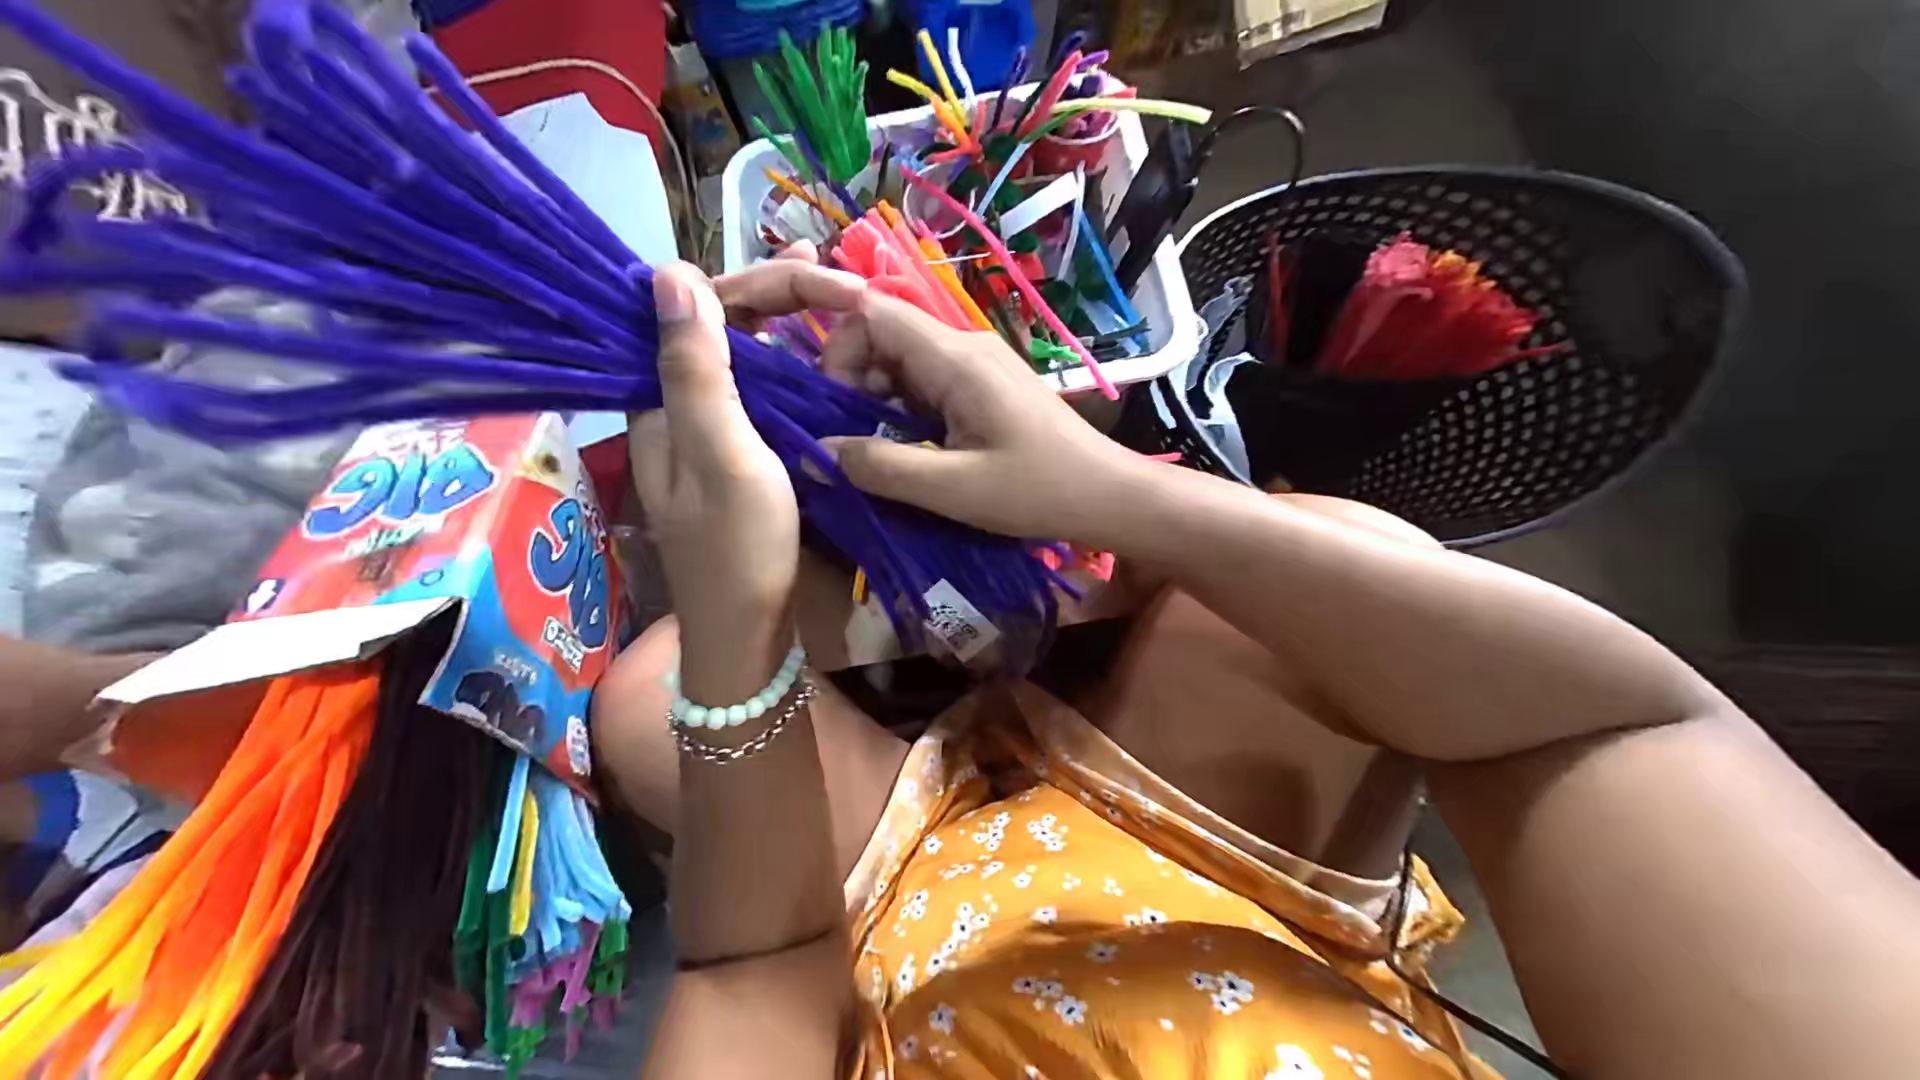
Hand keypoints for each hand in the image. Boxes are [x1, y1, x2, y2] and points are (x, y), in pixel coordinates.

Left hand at [631, 263, 807, 697]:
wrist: (750, 636)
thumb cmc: (738, 549)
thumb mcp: (720, 456)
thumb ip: (697, 372)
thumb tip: (670, 273)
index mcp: (658, 404)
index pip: (688, 313)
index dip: (748, 282)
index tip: (812, 270)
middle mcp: (674, 414)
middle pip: (714, 332)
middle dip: (772, 296)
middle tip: (834, 275)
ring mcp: (707, 441)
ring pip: (739, 365)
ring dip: (783, 330)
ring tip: (836, 303)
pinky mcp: (736, 464)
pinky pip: (758, 400)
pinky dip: (789, 373)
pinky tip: (820, 365)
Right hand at [814, 291, 1145, 541]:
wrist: (1107, 493)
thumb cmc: (1037, 490)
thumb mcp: (952, 489)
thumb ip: (880, 468)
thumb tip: (814, 451)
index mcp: (955, 358)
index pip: (871, 312)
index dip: (837, 351)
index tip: (832, 408)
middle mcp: (964, 346)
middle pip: (884, 336)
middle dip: (854, 382)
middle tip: (854, 440)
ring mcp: (978, 364)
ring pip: (904, 362)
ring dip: (879, 402)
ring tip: (883, 452)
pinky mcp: (986, 385)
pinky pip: (928, 383)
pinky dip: (906, 411)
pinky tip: (914, 450)